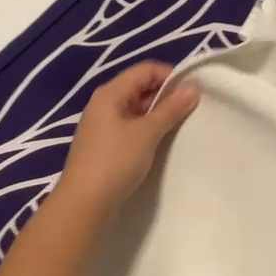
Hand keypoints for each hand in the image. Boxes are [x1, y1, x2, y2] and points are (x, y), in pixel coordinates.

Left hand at [54, 61, 200, 215]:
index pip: (145, 70)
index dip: (170, 75)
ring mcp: (103, 126)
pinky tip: (161, 142)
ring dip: (157, 113)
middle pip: (140, 87)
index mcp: (110, 93)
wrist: (82, 205)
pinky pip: (130, 127)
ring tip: (181, 125)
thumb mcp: (146, 133)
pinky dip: (147, 129)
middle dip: (166, 95)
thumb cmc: (114, 162)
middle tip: (191, 109)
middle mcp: (104, 104)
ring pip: (136, 108)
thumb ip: (170, 109)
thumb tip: (193, 88)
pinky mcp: (104, 146)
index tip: (192, 91)